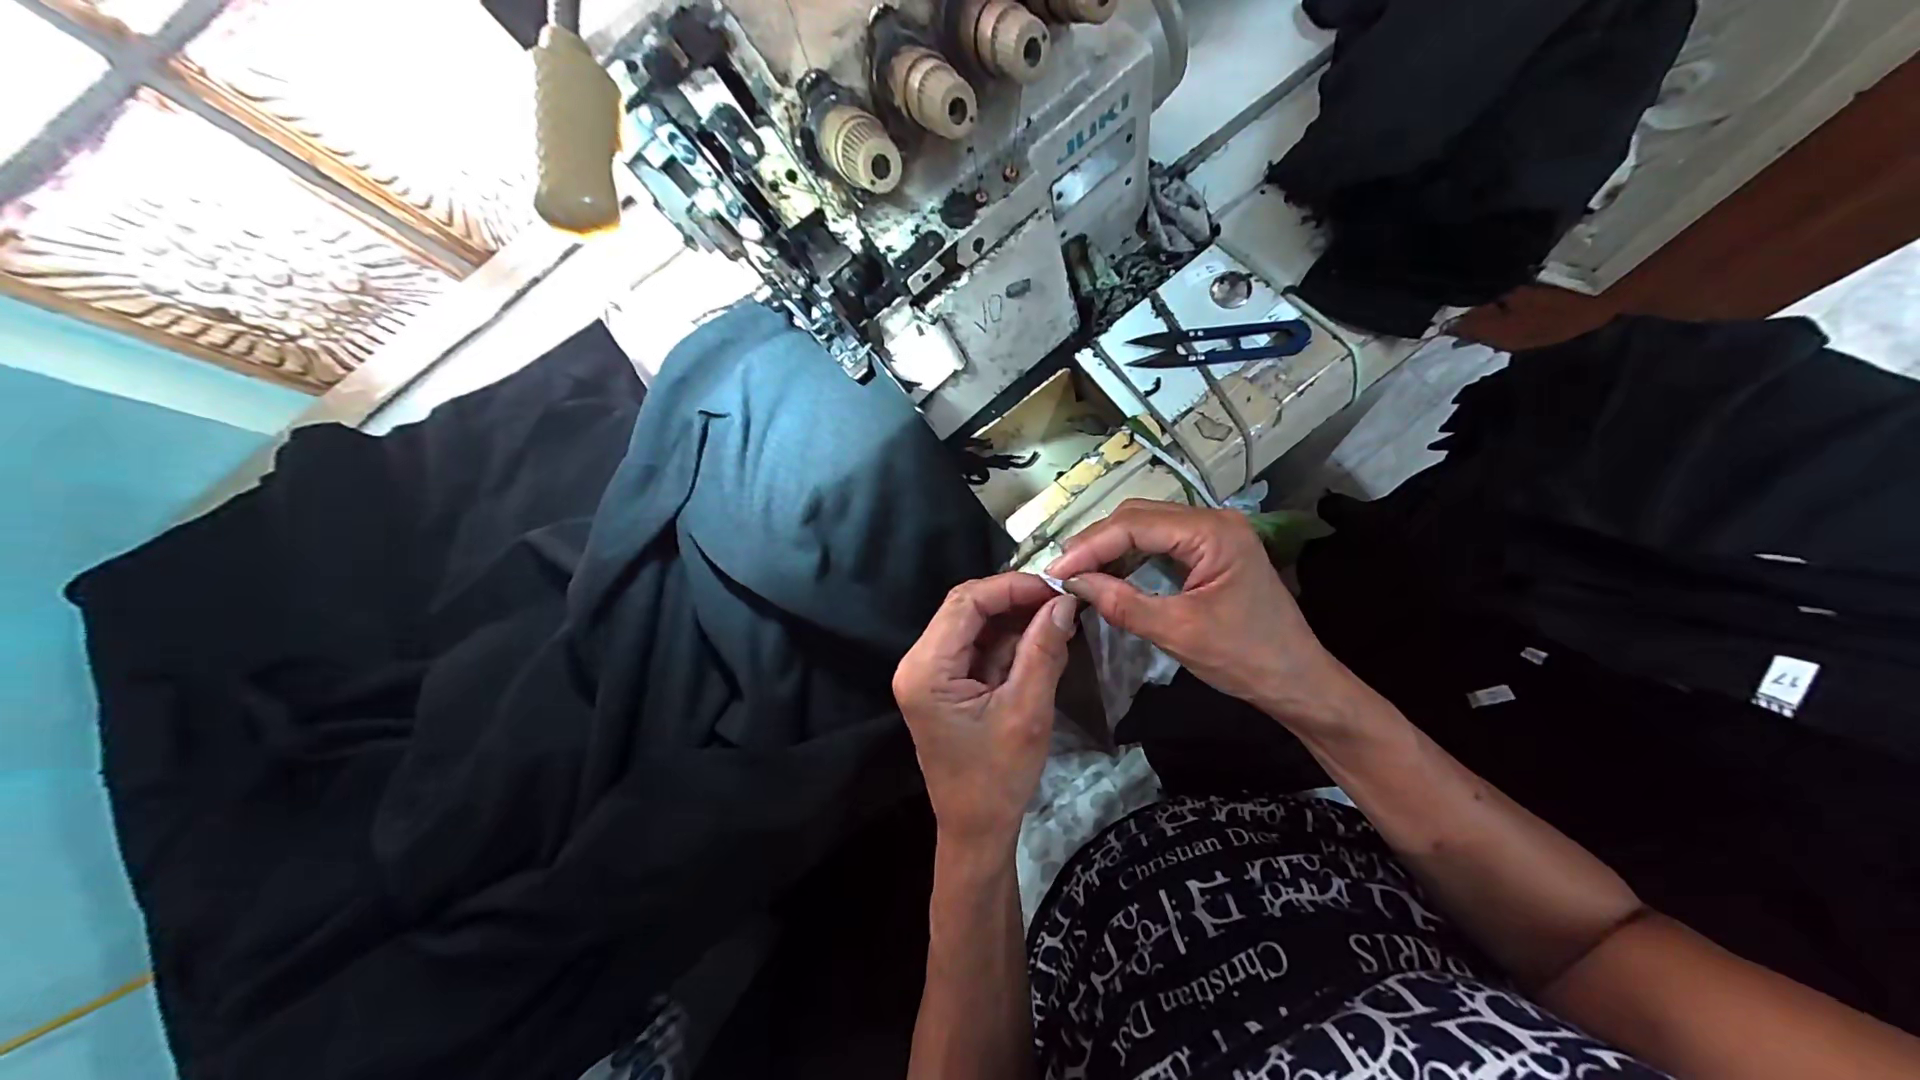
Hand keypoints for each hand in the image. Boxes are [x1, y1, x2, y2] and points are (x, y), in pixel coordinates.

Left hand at [893, 573, 1078, 849]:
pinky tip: (1040, 637)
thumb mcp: (1027, 711)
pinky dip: (1007, 640)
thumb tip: (1064, 602)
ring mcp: (929, 673)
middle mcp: (919, 663)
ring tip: (1057, 617)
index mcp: (926, 669)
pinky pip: (976, 646)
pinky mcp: (944, 683)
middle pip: (966, 608)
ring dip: (1013, 618)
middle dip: (1013, 600)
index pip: (966, 603)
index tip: (1055, 590)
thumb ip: (1043, 651)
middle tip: (1060, 602)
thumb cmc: (998, 778)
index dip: (1011, 587)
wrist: (976, 829)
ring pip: (973, 624)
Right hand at [1045, 499, 1361, 732]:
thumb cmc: (1245, 658)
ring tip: (1077, 572)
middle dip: (1096, 542)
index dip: (1090, 546)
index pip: (1134, 525)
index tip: (1055, 571)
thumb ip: (1122, 603)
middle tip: (1062, 571)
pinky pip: (1159, 542)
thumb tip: (1074, 583)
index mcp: (1213, 532)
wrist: (1297, 681)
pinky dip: (1129, 555)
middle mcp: (1213, 520)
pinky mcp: (1210, 550)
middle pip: (1137, 517)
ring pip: (1145, 526)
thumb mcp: (1177, 632)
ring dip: (1109, 547)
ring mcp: (1213, 533)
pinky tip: (1108, 572)